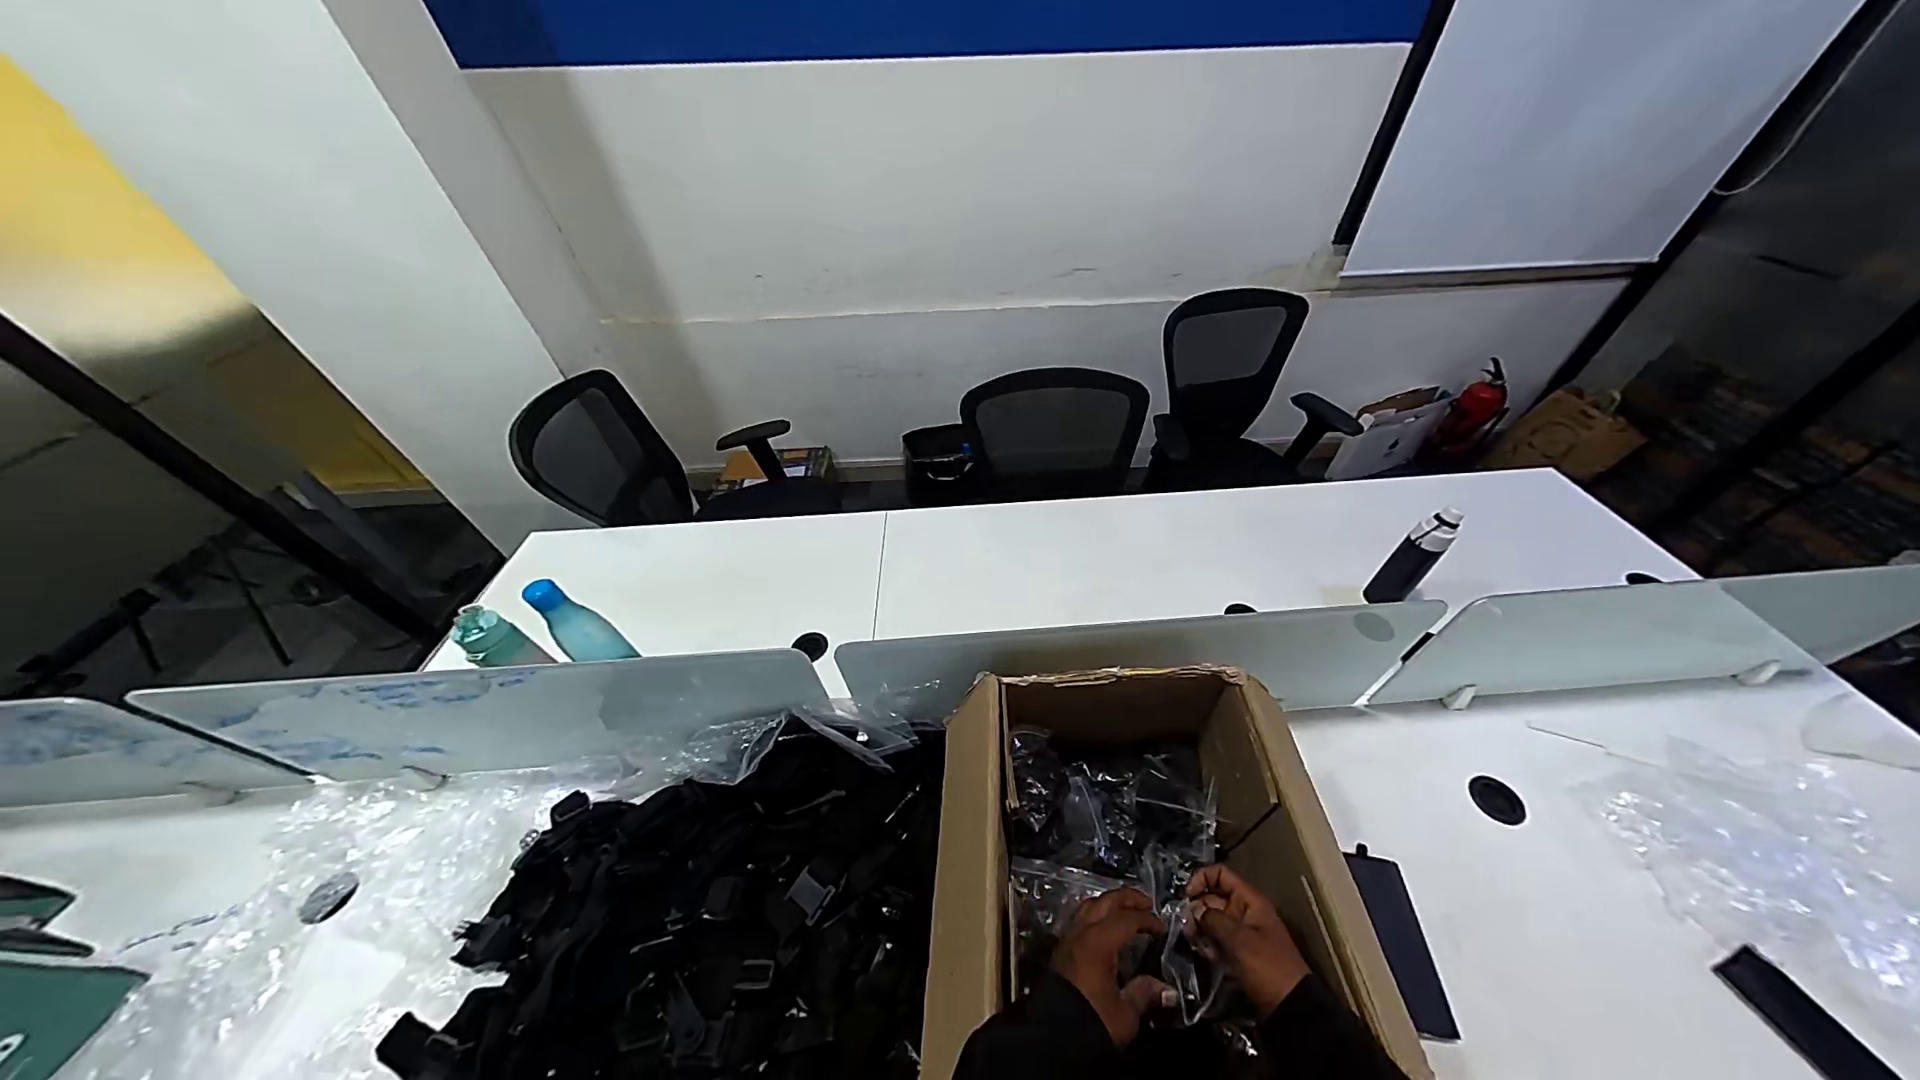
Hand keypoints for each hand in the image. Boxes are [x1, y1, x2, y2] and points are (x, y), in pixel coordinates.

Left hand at [1051, 887, 1173, 1046]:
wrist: (1052, 1037)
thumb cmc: (1091, 1022)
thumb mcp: (1125, 1014)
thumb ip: (1144, 993)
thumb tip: (1166, 988)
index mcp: (1099, 942)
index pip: (1126, 918)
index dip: (1146, 918)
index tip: (1162, 926)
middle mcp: (1081, 931)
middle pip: (1105, 901)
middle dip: (1127, 898)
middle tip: (1146, 902)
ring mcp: (1068, 936)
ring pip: (1089, 905)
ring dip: (1109, 902)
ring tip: (1126, 909)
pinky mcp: (1061, 946)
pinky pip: (1080, 917)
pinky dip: (1096, 913)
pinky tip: (1105, 925)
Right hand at [1185, 864, 1309, 1016]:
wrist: (1292, 1006)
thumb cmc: (1267, 966)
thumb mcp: (1239, 940)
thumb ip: (1213, 919)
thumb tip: (1194, 910)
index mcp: (1250, 900)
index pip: (1221, 875)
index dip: (1201, 878)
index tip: (1186, 895)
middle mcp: (1244, 910)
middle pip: (1213, 897)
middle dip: (1197, 908)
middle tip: (1185, 925)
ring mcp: (1242, 931)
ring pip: (1213, 919)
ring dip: (1201, 928)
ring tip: (1194, 941)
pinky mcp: (1239, 951)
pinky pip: (1218, 938)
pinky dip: (1209, 943)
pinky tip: (1206, 954)